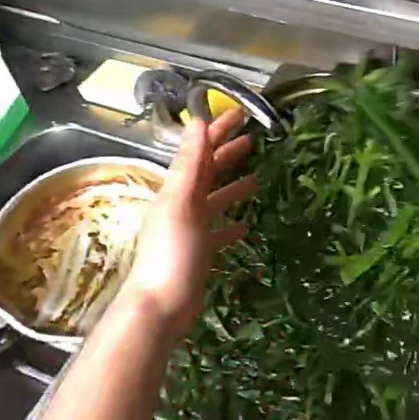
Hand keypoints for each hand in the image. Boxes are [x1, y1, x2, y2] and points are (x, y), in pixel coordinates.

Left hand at [116, 108, 255, 332]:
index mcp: (177, 190)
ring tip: (257, 177)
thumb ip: (190, 164)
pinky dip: (232, 224)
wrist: (161, 306)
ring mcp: (191, 229)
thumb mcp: (183, 204)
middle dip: (227, 153)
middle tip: (253, 139)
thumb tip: (197, 121)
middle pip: (207, 172)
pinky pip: (219, 231)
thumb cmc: (173, 253)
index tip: (240, 113)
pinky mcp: (200, 252)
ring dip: (233, 185)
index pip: (200, 151)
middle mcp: (182, 205)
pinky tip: (247, 226)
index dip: (217, 131)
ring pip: (215, 199)